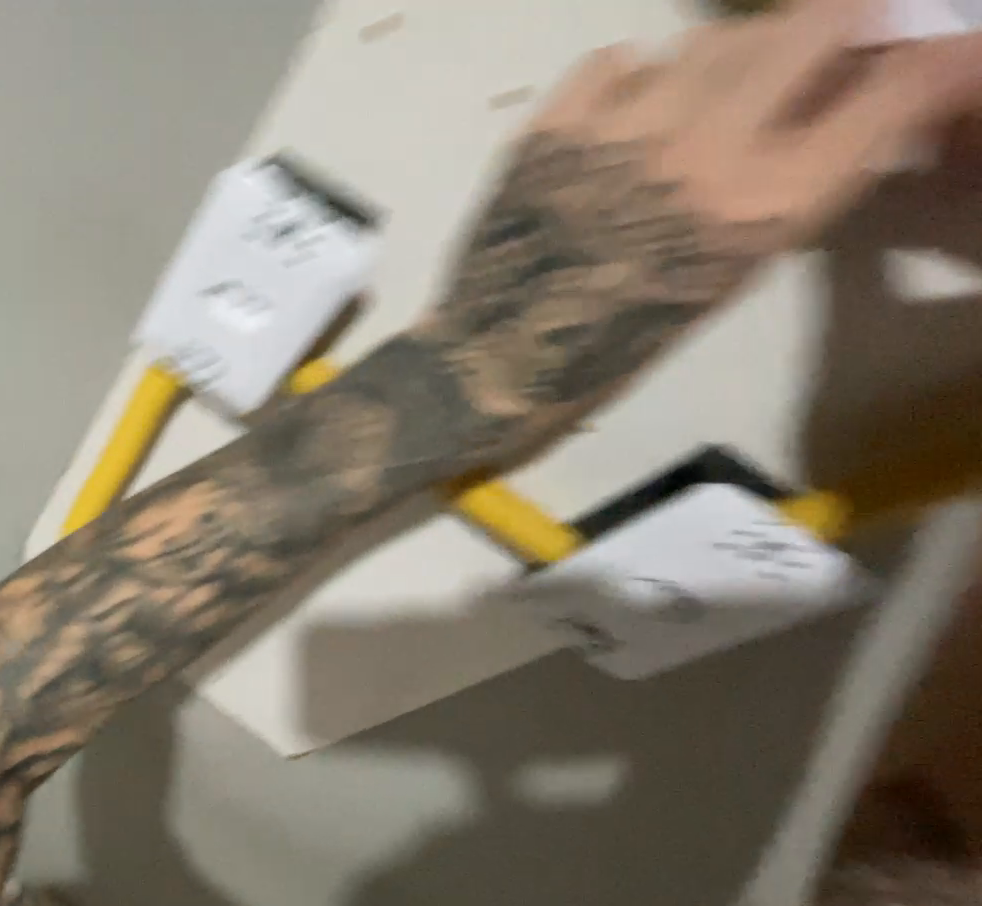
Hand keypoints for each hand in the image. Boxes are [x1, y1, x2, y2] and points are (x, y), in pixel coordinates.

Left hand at [423, 0, 981, 439]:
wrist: (492, 362)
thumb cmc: (612, 344)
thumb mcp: (729, 274)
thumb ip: (795, 182)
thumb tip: (844, 102)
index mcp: (763, 206)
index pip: (900, 84)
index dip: (924, 58)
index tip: (913, 59)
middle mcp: (699, 154)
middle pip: (812, 23)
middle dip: (833, 28)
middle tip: (812, 56)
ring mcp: (615, 135)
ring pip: (710, 37)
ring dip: (725, 58)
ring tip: (703, 101)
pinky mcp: (544, 133)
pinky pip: (610, 60)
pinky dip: (628, 76)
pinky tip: (623, 113)